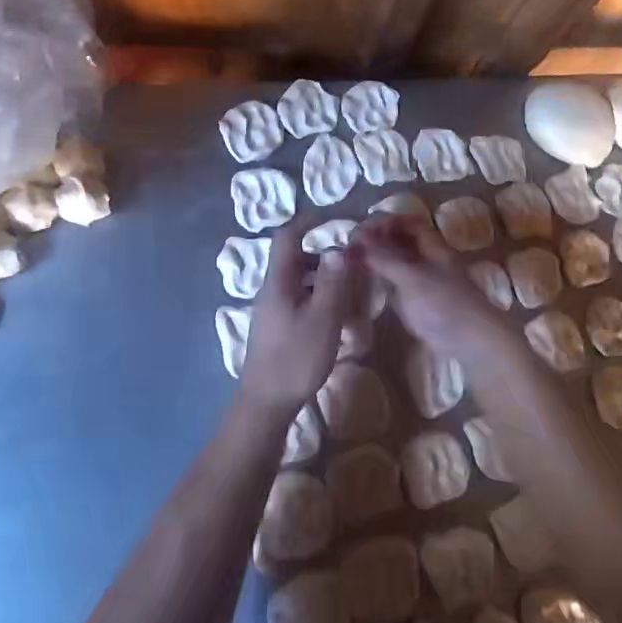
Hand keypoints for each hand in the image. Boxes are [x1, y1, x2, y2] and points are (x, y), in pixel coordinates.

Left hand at [238, 223, 362, 416]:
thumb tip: (338, 248)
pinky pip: (301, 303)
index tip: (335, 219)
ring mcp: (273, 312)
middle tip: (355, 264)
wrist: (266, 403)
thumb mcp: (322, 318)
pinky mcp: (278, 330)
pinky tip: (338, 320)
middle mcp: (272, 291)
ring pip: (301, 283)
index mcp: (279, 282)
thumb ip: (333, 282)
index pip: (287, 237)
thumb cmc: (295, 358)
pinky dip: (320, 302)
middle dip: (326, 257)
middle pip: (297, 260)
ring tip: (352, 293)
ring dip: (326, 281)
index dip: (308, 222)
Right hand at [351, 214, 506, 361]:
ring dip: (378, 260)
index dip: (389, 222)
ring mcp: (425, 285)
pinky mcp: (419, 305)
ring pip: (399, 264)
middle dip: (379, 240)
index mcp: (435, 249)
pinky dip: (382, 280)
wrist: (470, 342)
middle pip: (404, 243)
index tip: (365, 229)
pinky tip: (367, 282)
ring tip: (353, 261)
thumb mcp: (413, 277)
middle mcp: (430, 262)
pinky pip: (397, 285)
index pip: (412, 224)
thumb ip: (386, 258)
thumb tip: (361, 241)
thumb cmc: (444, 304)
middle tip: (353, 246)